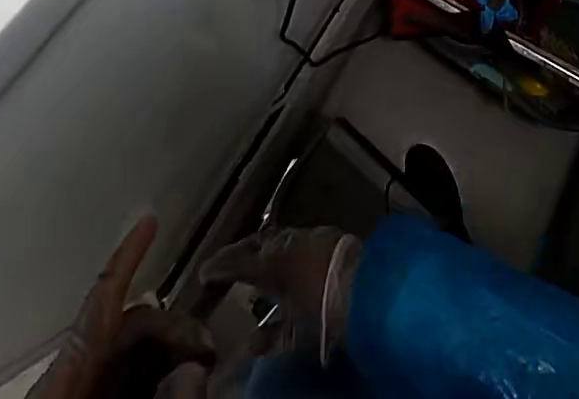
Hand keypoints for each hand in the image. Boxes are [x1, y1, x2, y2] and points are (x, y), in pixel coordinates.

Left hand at [30, 217, 213, 398]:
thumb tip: (195, 366)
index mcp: (68, 380)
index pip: (101, 304)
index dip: (126, 259)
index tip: (150, 221)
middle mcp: (78, 381)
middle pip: (133, 329)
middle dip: (177, 330)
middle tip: (212, 356)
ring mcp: (90, 397)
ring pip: (139, 358)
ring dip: (177, 357)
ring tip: (206, 377)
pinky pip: (137, 382)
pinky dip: (167, 378)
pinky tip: (188, 388)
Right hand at [199, 227, 360, 361]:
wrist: (372, 288)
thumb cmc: (327, 312)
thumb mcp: (294, 333)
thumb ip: (270, 338)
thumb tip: (252, 343)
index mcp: (272, 262)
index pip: (239, 261)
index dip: (221, 266)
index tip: (205, 272)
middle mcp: (290, 243)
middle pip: (260, 244)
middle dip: (243, 253)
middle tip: (228, 263)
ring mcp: (314, 236)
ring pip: (281, 241)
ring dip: (267, 251)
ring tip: (256, 264)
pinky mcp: (333, 237)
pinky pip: (301, 241)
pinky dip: (289, 251)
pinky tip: (289, 263)